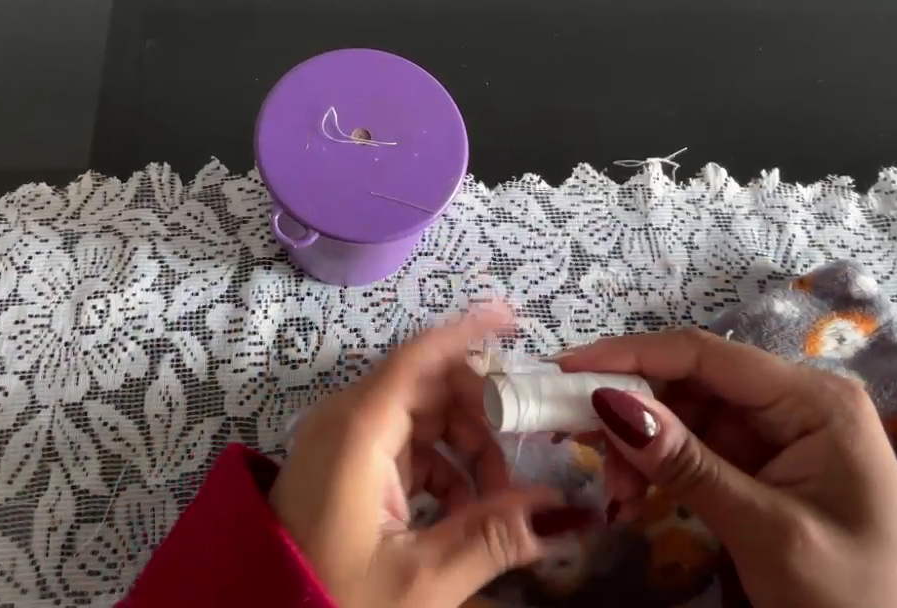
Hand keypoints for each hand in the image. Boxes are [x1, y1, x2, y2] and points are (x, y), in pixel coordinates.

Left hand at [269, 307, 583, 607]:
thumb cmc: (335, 598)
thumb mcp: (421, 579)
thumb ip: (492, 537)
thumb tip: (561, 510)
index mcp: (359, 428)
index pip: (419, 357)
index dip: (466, 331)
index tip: (510, 316)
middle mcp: (348, 416)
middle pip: (428, 385)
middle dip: (482, 414)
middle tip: (526, 453)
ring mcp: (343, 436)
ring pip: (421, 414)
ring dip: (466, 447)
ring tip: (496, 505)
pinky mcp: (345, 458)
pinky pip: (405, 442)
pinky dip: (440, 465)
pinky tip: (462, 513)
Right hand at [558, 329, 896, 607]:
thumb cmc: (859, 600)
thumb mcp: (772, 535)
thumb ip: (688, 466)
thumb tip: (608, 402)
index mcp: (811, 399)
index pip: (703, 353)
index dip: (630, 354)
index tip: (566, 369)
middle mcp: (790, 400)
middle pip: (686, 378)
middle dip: (630, 406)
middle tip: (577, 438)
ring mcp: (774, 431)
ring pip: (680, 410)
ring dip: (637, 439)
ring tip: (612, 483)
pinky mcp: (759, 461)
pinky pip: (691, 443)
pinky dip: (655, 462)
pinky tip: (631, 487)